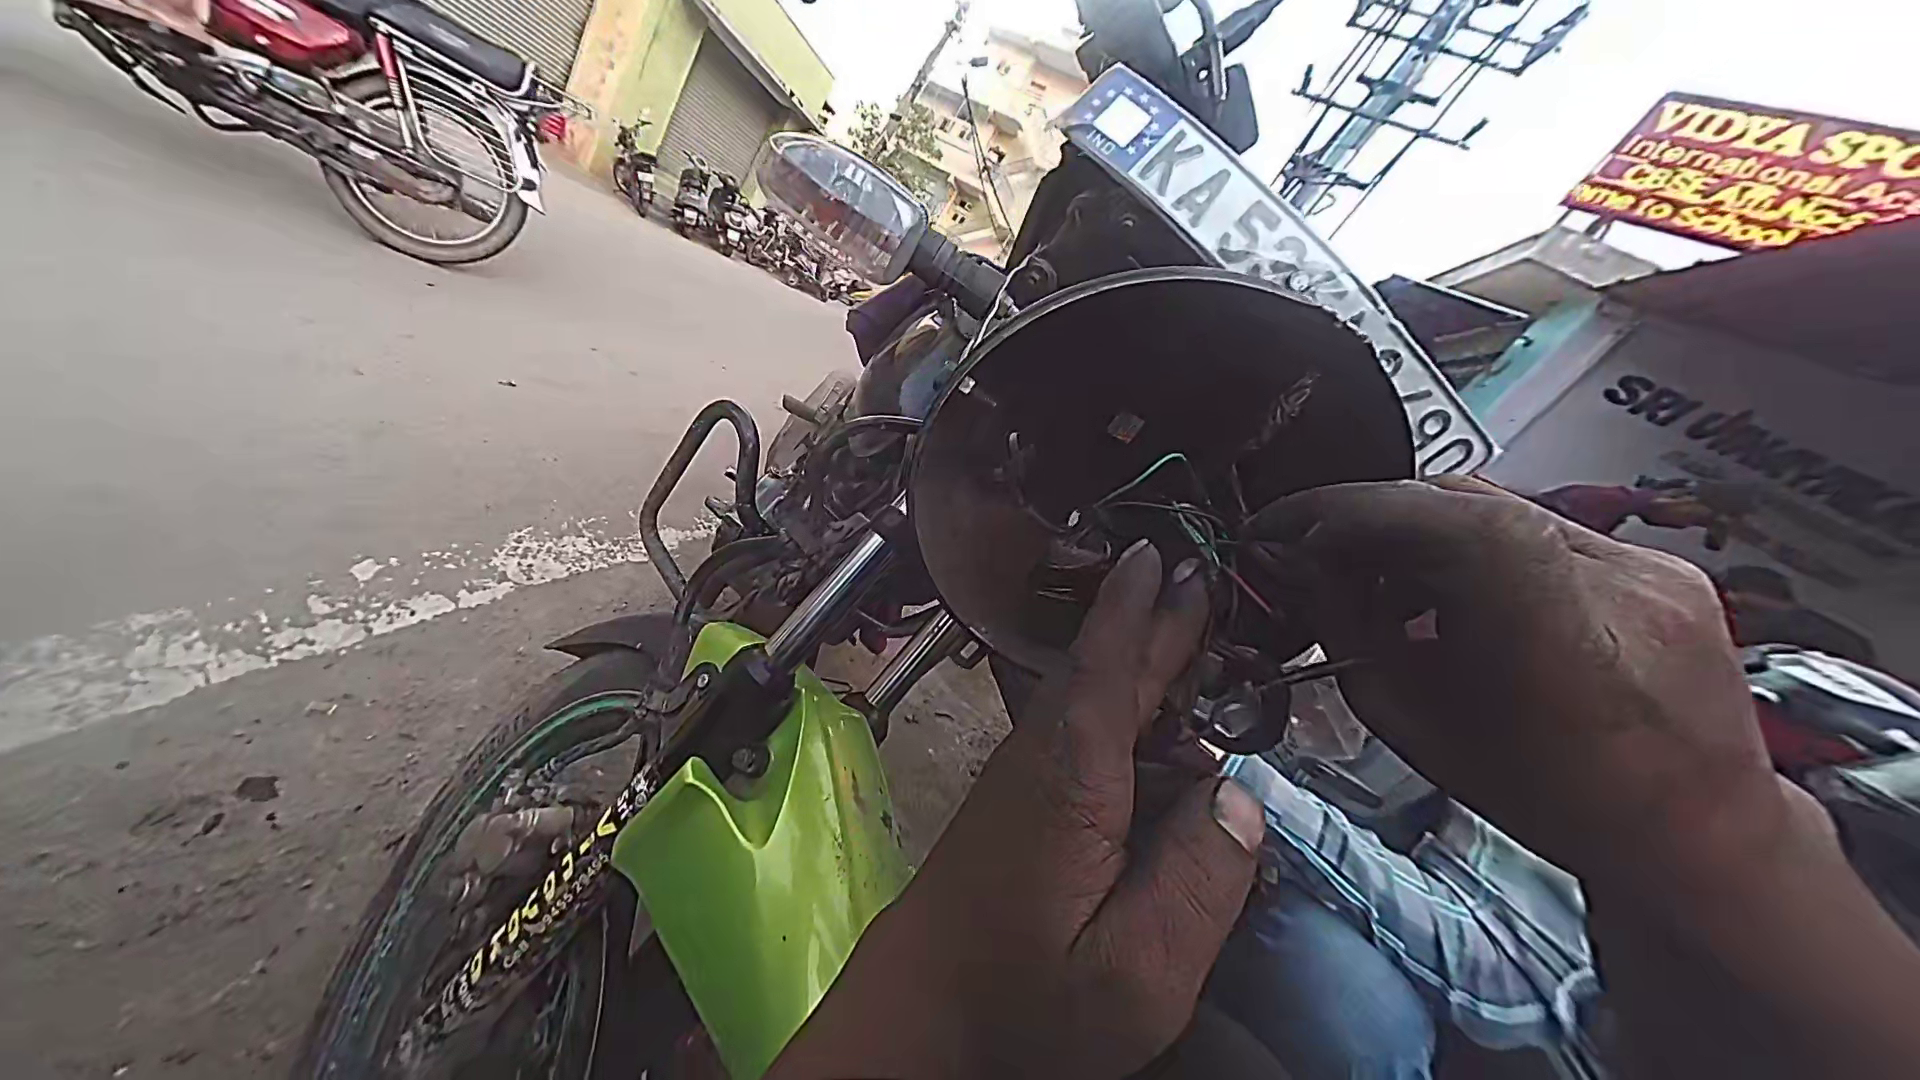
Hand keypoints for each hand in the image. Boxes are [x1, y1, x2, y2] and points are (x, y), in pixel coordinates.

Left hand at [770, 541, 1265, 1078]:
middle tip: (1192, 579)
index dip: (1133, 609)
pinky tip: (1159, 724)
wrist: (925, 1001)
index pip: (1106, 669)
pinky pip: (1084, 727)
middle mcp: (1045, 754)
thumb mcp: (1136, 971)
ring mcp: (1028, 768)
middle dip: (1150, 621)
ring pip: (1094, 696)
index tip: (1153, 558)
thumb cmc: (1024, 994)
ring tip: (1192, 638)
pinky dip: (1126, 707)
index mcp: (1074, 778)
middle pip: (1105, 671)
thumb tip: (1239, 796)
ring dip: (1142, 661)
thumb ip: (1198, 883)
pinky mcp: (1024, 789)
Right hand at [1246, 478, 1789, 904]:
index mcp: (1562, 647)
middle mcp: (1617, 585)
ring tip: (1366, 575)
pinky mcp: (1644, 555)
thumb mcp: (1406, 717)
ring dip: (1399, 528)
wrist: (1693, 825)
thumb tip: (1295, 562)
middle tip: (1304, 548)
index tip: (1284, 530)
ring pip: (1481, 503)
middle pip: (1455, 501)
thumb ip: (1345, 627)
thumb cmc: (1535, 790)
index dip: (1354, 513)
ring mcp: (1641, 562)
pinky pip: (1516, 520)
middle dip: (1358, 517)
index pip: (1456, 526)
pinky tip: (1432, 584)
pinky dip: (1449, 540)